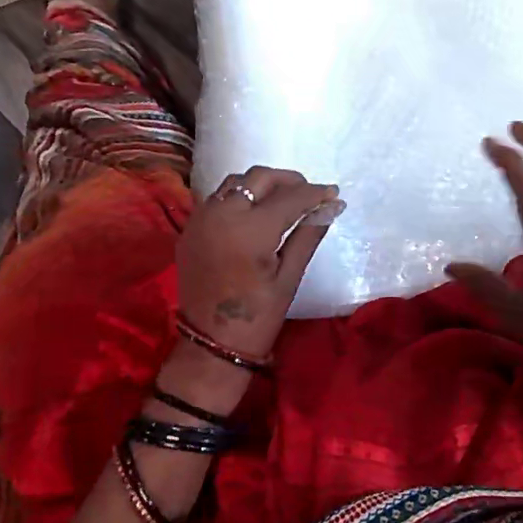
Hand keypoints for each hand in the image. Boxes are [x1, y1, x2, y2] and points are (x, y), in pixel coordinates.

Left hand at [176, 167, 342, 359]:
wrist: (211, 344)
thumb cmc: (258, 317)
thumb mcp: (289, 277)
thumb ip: (308, 236)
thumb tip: (331, 207)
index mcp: (251, 230)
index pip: (290, 198)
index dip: (315, 194)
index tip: (332, 194)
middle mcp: (222, 214)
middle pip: (259, 178)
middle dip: (288, 181)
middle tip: (308, 194)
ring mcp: (201, 219)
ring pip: (234, 183)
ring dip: (260, 185)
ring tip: (282, 200)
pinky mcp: (190, 229)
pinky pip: (216, 198)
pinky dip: (238, 197)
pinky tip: (254, 213)